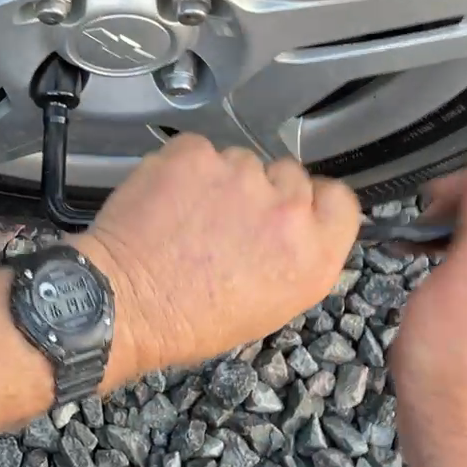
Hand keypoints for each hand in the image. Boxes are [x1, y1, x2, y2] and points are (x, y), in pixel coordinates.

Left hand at [72, 134, 359, 379]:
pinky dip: (183, 166)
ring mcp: (239, 176)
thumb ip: (296, 254)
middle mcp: (286, 209)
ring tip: (189, 213)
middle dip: (262, 189)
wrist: (126, 303)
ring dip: (219, 177)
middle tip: (227, 216)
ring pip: (239, 158)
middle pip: (289, 173)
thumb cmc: (192, 318)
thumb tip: (294, 222)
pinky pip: (198, 148)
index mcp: (314, 254)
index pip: (340, 198)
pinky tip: (167, 197)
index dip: (311, 200)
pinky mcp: (195, 154)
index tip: (287, 207)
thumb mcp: (272, 302)